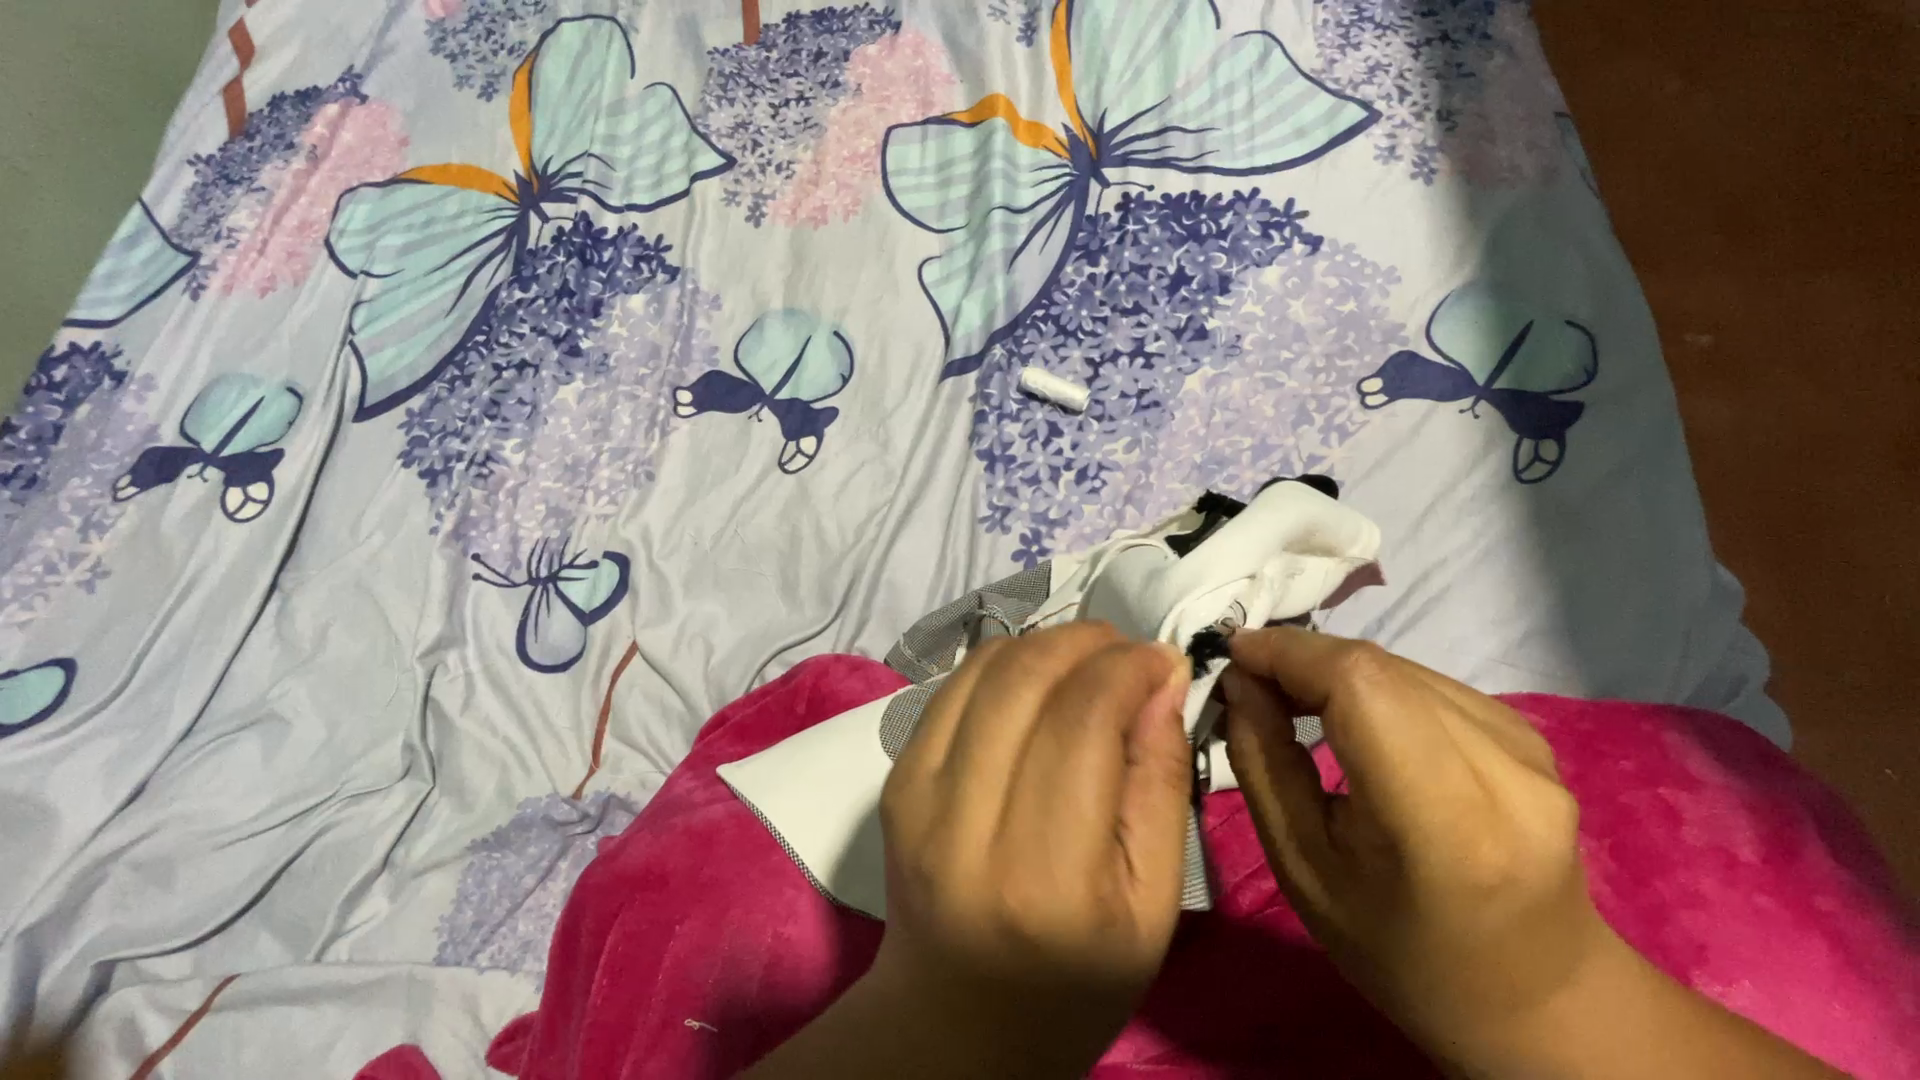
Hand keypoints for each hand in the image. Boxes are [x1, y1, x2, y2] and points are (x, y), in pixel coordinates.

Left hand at [748, 624, 1193, 1078]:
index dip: (1128, 667)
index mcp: (1045, 874)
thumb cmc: (1075, 977)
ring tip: (1089, 659)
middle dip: (1089, 642)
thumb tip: (1162, 679)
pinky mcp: (896, 779)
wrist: (955, 1017)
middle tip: (1128, 652)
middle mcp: (966, 824)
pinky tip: (1038, 682)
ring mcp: (916, 794)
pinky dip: (1004, 665)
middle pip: (1026, 679)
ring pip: (984, 669)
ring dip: (1046, 643)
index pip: (1083, 720)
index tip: (1163, 660)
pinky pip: (952, 687)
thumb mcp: (1152, 904)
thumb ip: (1160, 784)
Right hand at [1221, 628, 1844, 1078]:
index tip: (1234, 652)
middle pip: (1382, 668)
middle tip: (1251, 679)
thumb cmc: (1398, 948)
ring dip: (1335, 669)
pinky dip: (1374, 685)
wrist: (1533, 993)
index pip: (1362, 687)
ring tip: (1290, 695)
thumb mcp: (1303, 867)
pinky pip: (1430, 685)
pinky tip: (1348, 713)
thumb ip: (1264, 764)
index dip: (1291, 654)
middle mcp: (1503, 771)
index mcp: (1445, 821)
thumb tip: (1239, 681)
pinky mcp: (1533, 736)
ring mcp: (1529, 749)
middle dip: (1303, 659)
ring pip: (1404, 668)